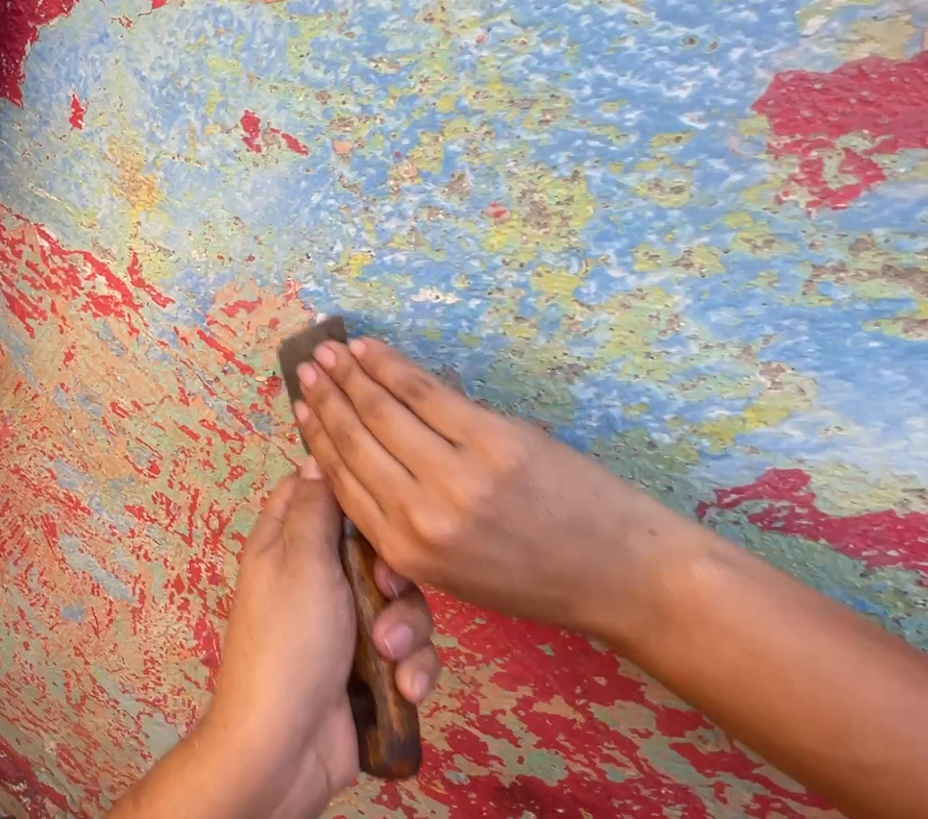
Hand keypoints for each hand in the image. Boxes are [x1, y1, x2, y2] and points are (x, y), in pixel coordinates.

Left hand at [202, 469, 438, 817]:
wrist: (289, 743)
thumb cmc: (289, 640)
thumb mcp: (301, 561)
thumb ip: (314, 509)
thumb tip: (316, 457)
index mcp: (283, 542)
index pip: (316, 493)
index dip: (351, 491)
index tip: (382, 499)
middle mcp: (312, 575)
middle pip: (372, 547)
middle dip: (393, 573)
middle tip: (386, 588)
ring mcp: (342, 621)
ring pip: (399, 600)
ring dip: (406, 629)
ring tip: (391, 655)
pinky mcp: (369, 664)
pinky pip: (408, 650)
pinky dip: (411, 668)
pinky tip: (404, 689)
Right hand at [292, 337, 693, 639]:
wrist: (628, 579)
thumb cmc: (536, 578)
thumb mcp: (451, 574)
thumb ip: (397, 524)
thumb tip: (351, 466)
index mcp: (405, 552)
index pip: (342, 480)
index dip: (317, 436)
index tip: (299, 407)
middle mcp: (419, 514)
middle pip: (354, 439)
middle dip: (324, 398)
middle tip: (306, 368)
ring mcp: (456, 475)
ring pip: (382, 409)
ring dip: (348, 374)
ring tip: (328, 352)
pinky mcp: (492, 441)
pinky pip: (423, 392)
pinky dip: (389, 365)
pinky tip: (368, 349)